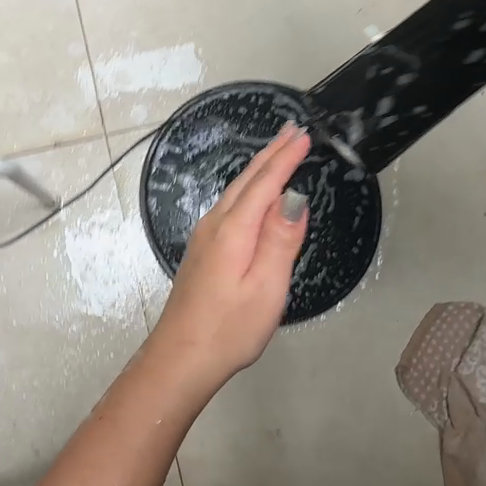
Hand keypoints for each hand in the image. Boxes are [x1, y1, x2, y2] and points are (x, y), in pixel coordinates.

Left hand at [144, 123, 311, 393]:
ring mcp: (205, 235)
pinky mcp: (204, 249)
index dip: (285, 158)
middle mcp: (216, 224)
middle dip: (271, 153)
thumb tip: (294, 197)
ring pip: (236, 191)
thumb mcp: (265, 287)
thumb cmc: (229, 328)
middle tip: (293, 129)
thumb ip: (280, 240)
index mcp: (234, 229)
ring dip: (259, 168)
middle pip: (247, 180)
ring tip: (278, 151)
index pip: (264, 183)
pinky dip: (249, 188)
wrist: (181, 356)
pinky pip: (231, 205)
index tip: (304, 135)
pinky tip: (255, 193)